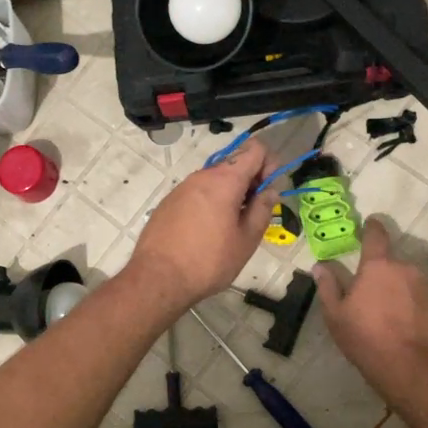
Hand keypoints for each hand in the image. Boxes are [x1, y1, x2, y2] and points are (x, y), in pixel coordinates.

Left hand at [122, 140, 279, 310]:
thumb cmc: (209, 261)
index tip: (268, 191)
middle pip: (234, 164)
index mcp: (224, 180)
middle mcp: (201, 176)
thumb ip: (262, 209)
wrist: (157, 278)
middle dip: (250, 182)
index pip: (255, 149)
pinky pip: (197, 193)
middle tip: (253, 214)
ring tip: (231, 227)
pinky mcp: (168, 202)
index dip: (269, 165)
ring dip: (230, 194)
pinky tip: (207, 231)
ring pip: (214, 180)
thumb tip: (270, 190)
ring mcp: (181, 188)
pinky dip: (210, 202)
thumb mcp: (246, 239)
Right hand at [313, 218, 427, 382]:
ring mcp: (424, 287)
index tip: (370, 223)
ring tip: (385, 310)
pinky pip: (418, 298)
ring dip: (396, 288)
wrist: (406, 366)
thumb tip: (320, 266)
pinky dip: (410, 304)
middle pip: (391, 262)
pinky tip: (401, 323)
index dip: (372, 227)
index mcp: (378, 266)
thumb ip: (328, 286)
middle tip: (368, 291)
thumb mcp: (335, 314)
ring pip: (406, 279)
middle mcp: (405, 269)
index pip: (376, 235)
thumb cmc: (364, 336)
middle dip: (381, 271)